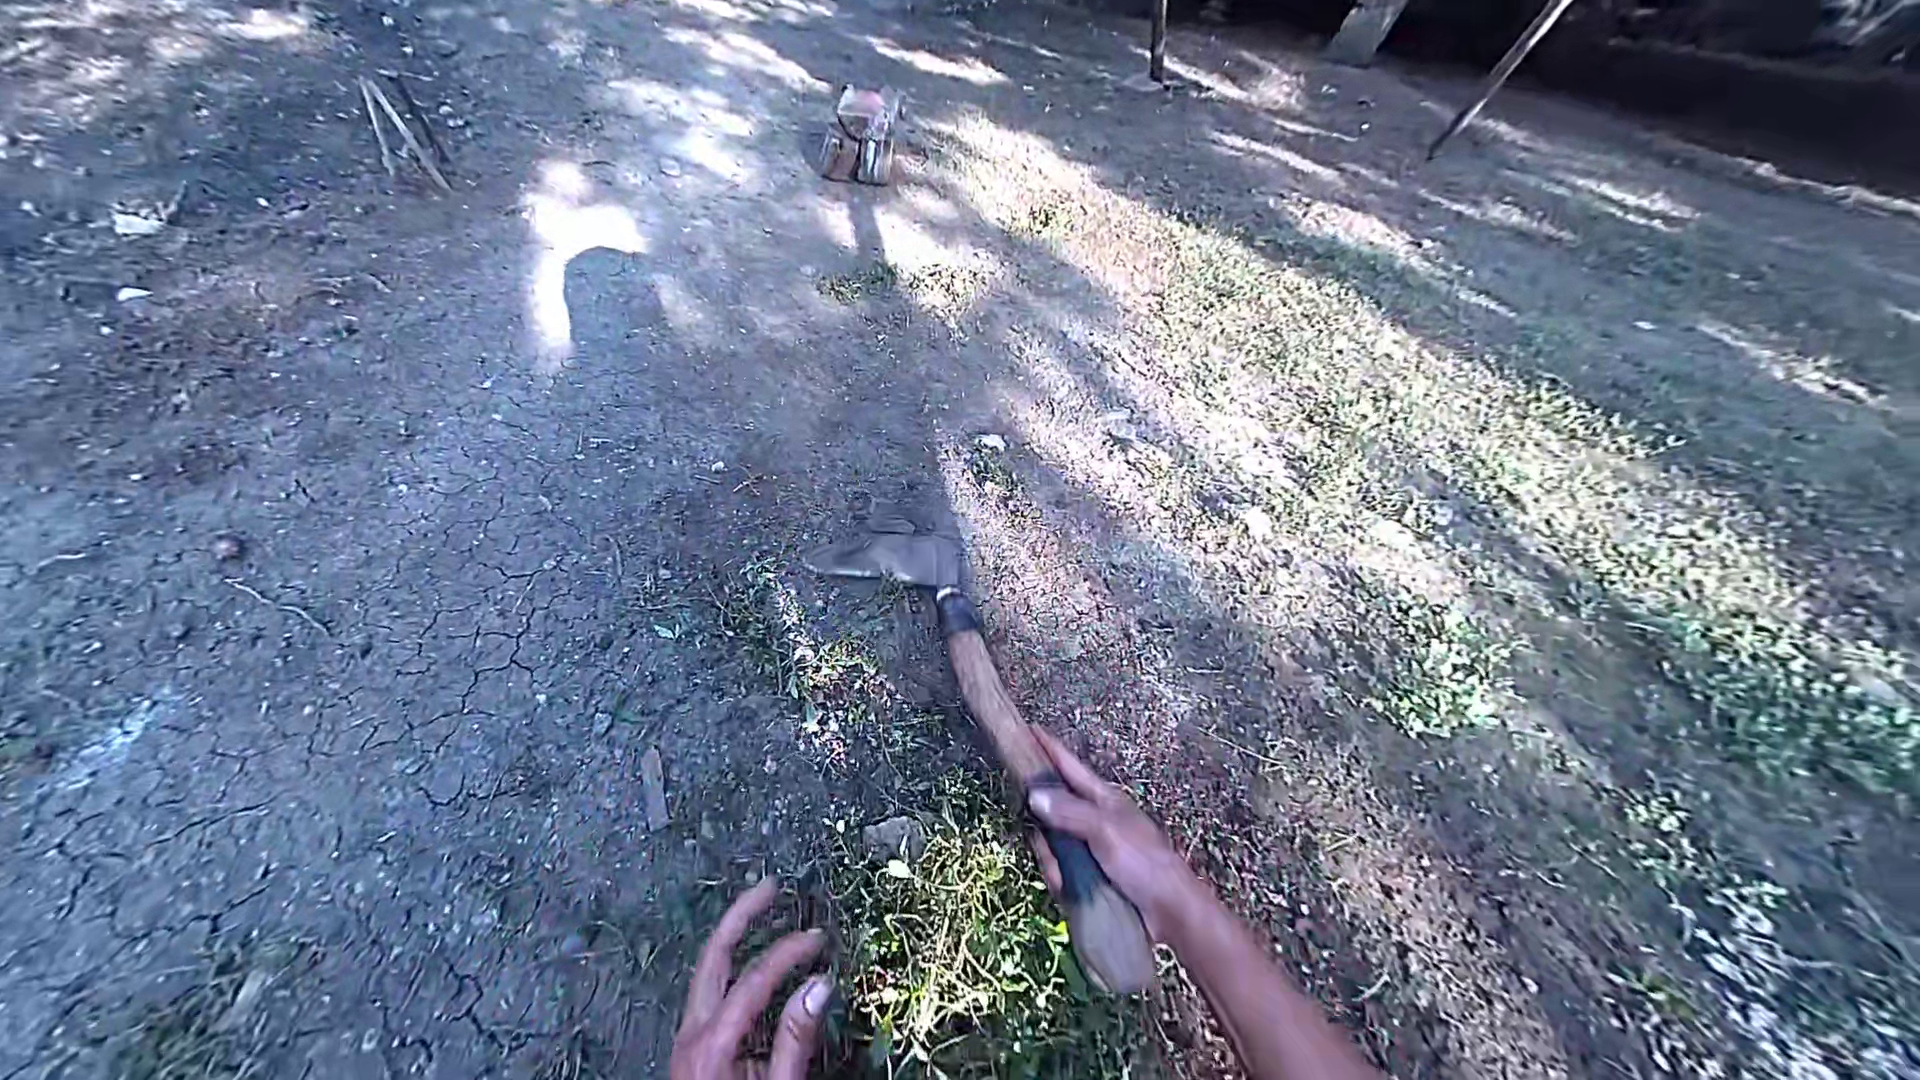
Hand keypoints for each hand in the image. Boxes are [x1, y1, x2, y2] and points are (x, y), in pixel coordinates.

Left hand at [669, 879, 833, 1079]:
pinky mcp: (694, 1048)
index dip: (788, 953)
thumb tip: (820, 982)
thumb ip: (795, 1041)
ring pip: (708, 970)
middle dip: (741, 916)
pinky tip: (756, 956)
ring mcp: (687, 1040)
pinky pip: (713, 991)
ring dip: (736, 935)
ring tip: (764, 907)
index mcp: (710, 1046)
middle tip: (771, 885)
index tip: (820, 941)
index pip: (753, 980)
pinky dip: (735, 964)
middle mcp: (691, 1034)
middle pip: (713, 957)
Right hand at [1025, 726, 1203, 939]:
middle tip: (1042, 840)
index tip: (1029, 729)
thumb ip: (1070, 811)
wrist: (1170, 912)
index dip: (1049, 748)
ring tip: (1063, 874)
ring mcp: (1090, 847)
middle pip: (1052, 809)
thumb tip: (1036, 794)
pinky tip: (1067, 887)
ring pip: (1053, 843)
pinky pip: (1061, 870)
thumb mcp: (1105, 830)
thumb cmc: (1145, 862)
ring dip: (1053, 860)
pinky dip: (1060, 879)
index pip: (1069, 766)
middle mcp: (1093, 818)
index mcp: (1102, 798)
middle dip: (1042, 828)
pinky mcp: (1088, 874)